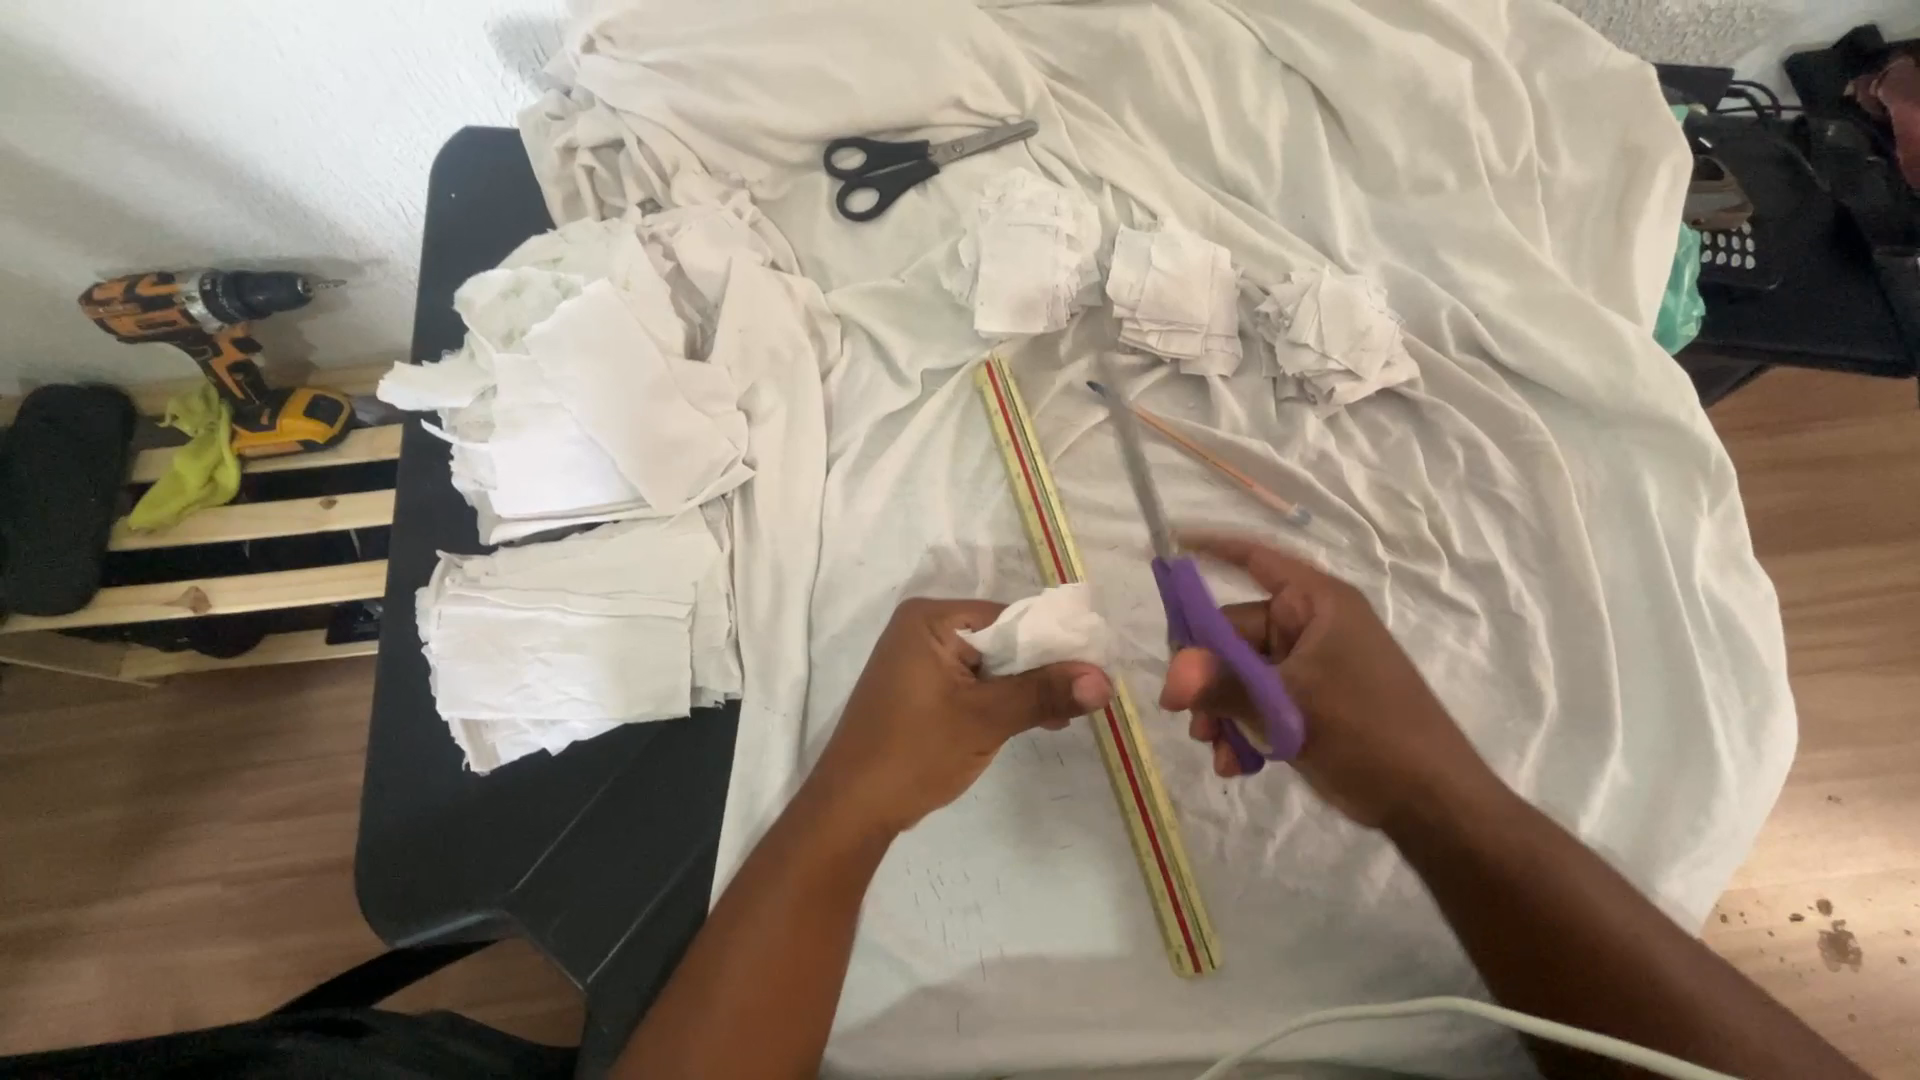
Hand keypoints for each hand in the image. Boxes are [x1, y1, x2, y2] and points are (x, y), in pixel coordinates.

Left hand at [806, 597, 1112, 835]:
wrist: (852, 808)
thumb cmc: (914, 753)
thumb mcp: (985, 719)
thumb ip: (1043, 693)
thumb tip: (1104, 679)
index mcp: (930, 619)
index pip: (1010, 617)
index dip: (1054, 643)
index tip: (1094, 671)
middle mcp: (923, 629)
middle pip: (1002, 640)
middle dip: (1041, 670)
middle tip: (1085, 699)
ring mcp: (920, 660)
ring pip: (992, 665)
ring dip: (1025, 689)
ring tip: (1063, 716)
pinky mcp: (922, 689)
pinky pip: (974, 684)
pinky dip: (1002, 701)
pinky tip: (1036, 721)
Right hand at [1159, 533, 1493, 828]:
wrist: (1433, 805)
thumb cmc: (1370, 734)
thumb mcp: (1290, 706)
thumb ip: (1224, 686)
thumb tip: (1171, 678)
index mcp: (1316, 605)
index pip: (1256, 559)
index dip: (1210, 549)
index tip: (1166, 546)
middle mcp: (1309, 627)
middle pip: (1232, 632)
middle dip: (1204, 674)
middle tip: (1183, 711)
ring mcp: (1308, 667)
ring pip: (1238, 674)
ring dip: (1219, 710)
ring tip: (1213, 746)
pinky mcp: (1307, 704)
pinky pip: (1256, 704)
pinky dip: (1240, 729)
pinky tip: (1233, 763)